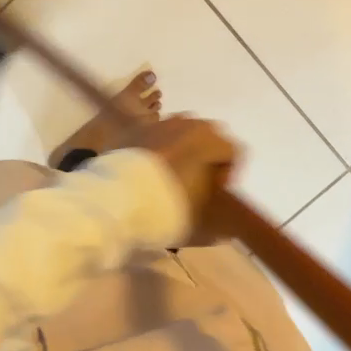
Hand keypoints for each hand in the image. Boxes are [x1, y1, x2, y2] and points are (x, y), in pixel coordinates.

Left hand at [124, 116, 240, 244]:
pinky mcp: (132, 131)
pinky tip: (147, 173)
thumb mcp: (202, 221)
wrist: (116, 201)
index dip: (229, 174)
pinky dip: (155, 151)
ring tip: (169, 178)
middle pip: (206, 137)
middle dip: (206, 157)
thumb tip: (225, 228)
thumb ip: (220, 218)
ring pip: (178, 134)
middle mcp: (185, 123)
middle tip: (197, 184)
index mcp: (209, 138)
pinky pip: (153, 138)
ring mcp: (156, 124)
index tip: (218, 193)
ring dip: (181, 151)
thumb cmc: (168, 208)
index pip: (233, 151)